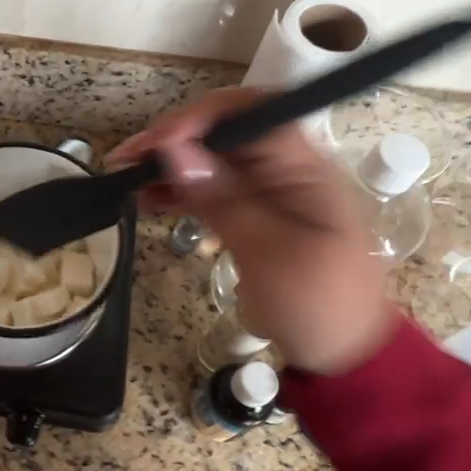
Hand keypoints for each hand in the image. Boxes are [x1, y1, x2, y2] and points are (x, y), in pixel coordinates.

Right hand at [113, 88, 395, 373]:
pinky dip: (181, 189)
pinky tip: (148, 197)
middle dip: (175, 137)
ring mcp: (269, 193)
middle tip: (127, 158)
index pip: (249, 114)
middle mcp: (286, 169)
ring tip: (127, 176)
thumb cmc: (316, 304)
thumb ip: (222, 197)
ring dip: (170, 163)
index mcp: (304, 167)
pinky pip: (213, 189)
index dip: (199, 118)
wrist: (344, 356)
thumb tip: (175, 149)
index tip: (156, 143)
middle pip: (226, 131)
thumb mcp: (268, 251)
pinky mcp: (254, 216)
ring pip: (213, 160)